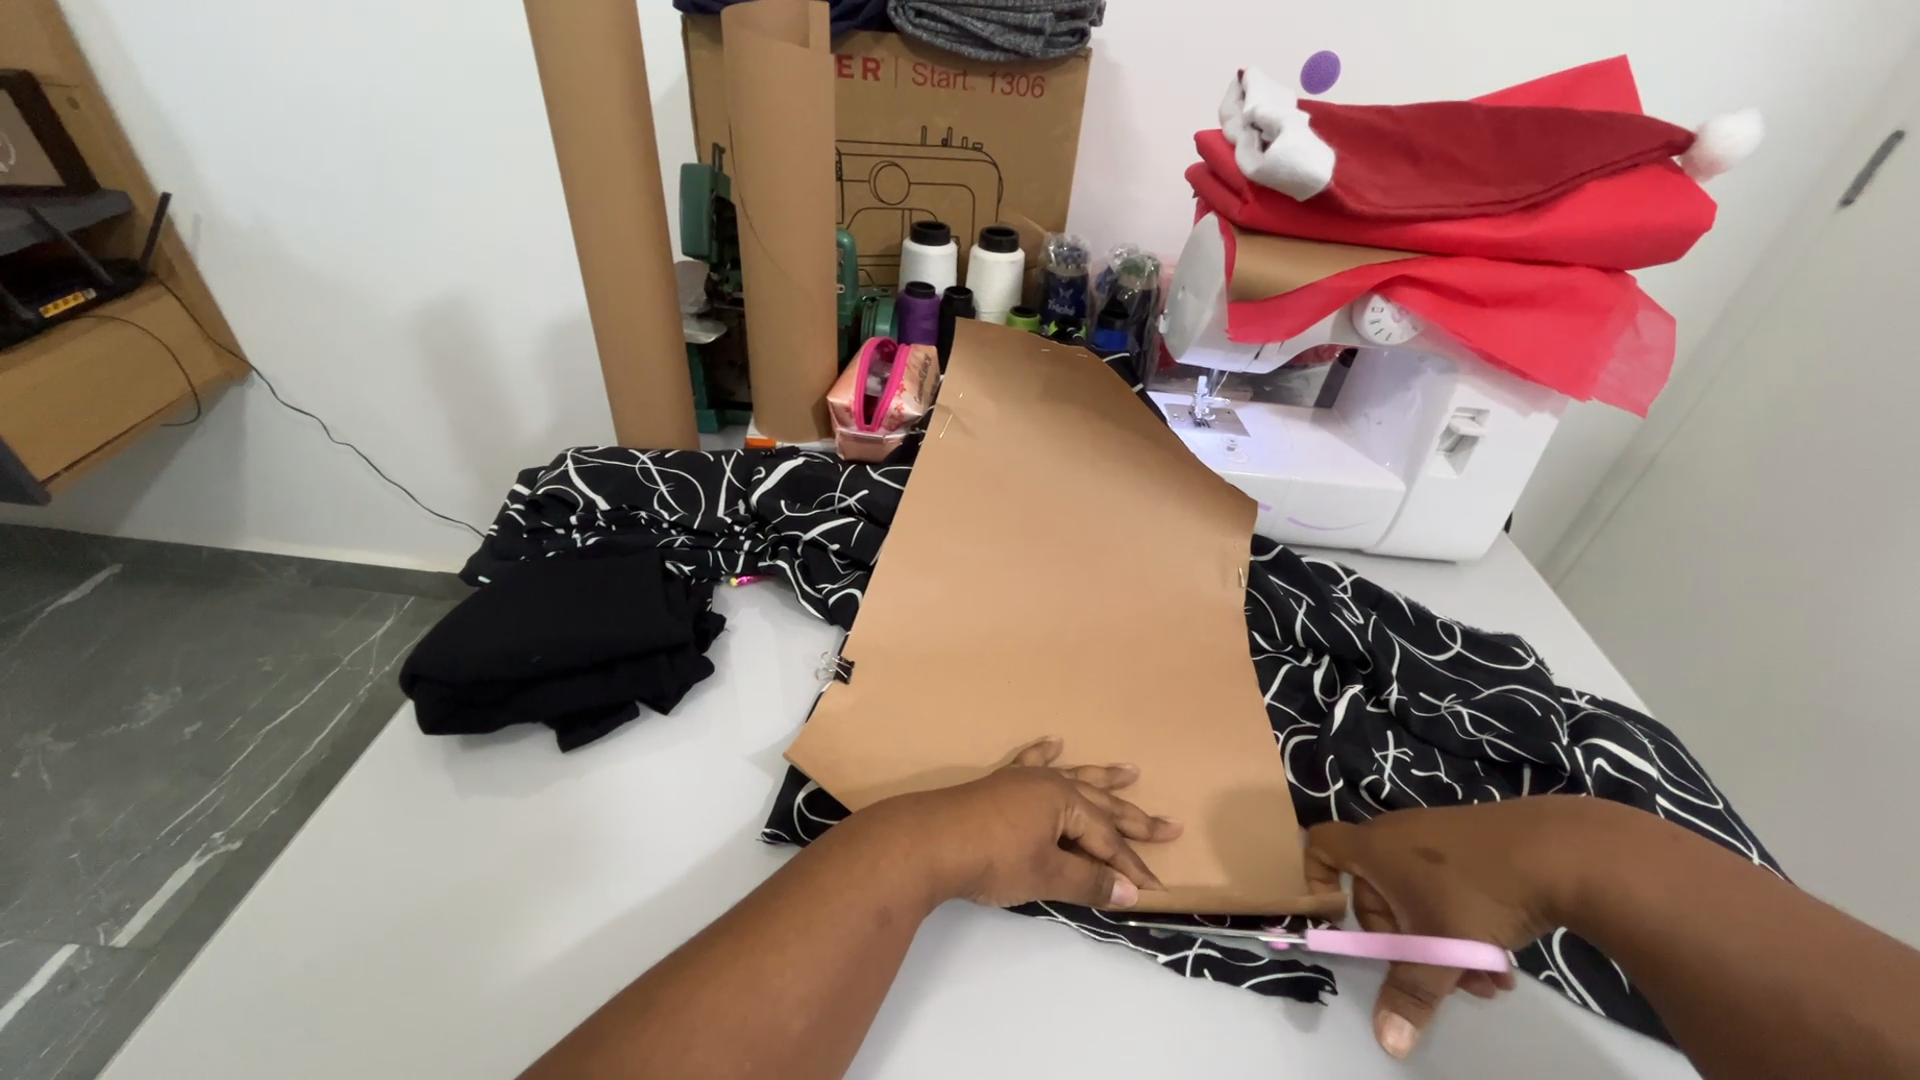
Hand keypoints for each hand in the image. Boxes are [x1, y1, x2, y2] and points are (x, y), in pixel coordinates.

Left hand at [862, 737, 1183, 909]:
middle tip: (1169, 824)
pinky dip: (1042, 753)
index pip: (1108, 840)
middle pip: (1100, 805)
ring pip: (1072, 777)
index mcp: (1065, 803)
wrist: (928, 842)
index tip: (1154, 890)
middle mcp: (1049, 784)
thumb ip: (1088, 882)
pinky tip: (1053, 742)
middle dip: (1134, 818)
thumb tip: (1129, 892)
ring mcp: (1022, 780)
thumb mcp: (1045, 875)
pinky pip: (1028, 762)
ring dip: (1101, 777)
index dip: (1131, 868)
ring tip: (1130, 770)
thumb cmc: (991, 859)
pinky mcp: (998, 785)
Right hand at [1305, 798, 1604, 1059]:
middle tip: (1439, 975)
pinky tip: (1503, 958)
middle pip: (1376, 890)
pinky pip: (1448, 884)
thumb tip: (1386, 1042)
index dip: (1317, 879)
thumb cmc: (1479, 893)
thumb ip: (1412, 994)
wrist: (1560, 851)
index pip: (1320, 845)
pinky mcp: (1471, 842)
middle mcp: (1397, 835)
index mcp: (1374, 849)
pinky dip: (1464, 921)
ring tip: (1485, 978)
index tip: (1338, 919)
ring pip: (1419, 895)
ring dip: (1441, 941)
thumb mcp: (1442, 948)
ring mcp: (1436, 835)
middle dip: (1404, 940)